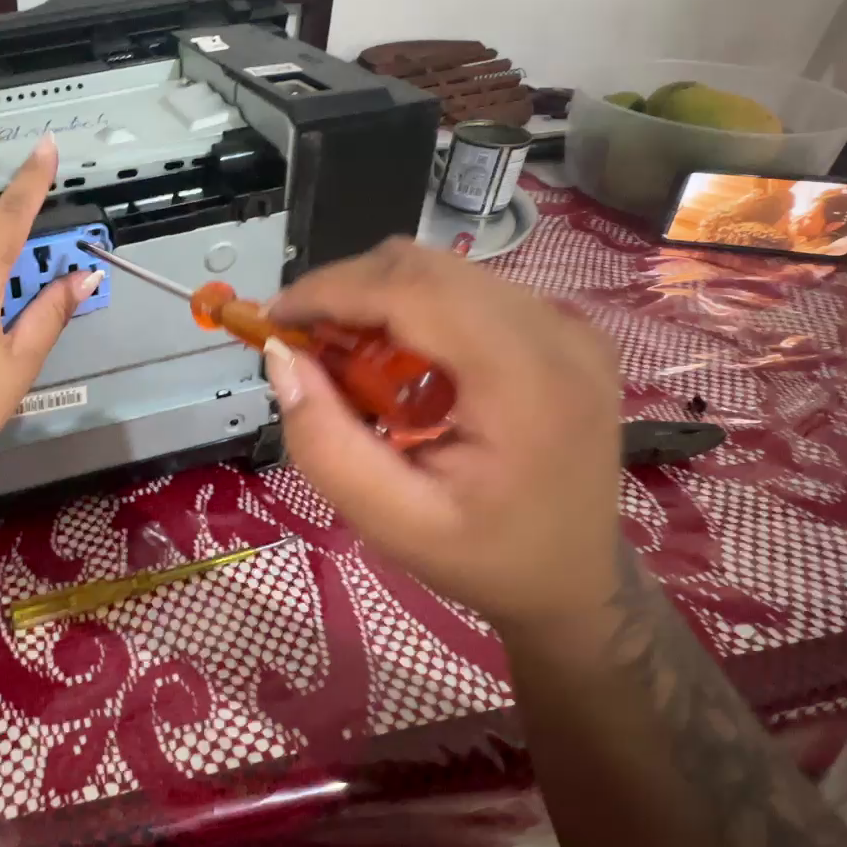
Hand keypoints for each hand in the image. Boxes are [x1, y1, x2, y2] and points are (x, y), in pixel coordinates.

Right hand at [262, 239, 624, 631]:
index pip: (413, 290)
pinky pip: (462, 287)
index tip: (272, 318)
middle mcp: (556, 332)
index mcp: (525, 381)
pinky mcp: (559, 326)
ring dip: (372, 298)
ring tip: (341, 353)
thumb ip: (324, 441)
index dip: (331, 290)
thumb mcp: (388, 520)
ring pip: (438, 269)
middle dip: (344, 291)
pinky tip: (389, 357)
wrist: (574, 579)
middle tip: (299, 341)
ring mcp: (566, 324)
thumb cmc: (482, 557)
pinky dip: (406, 308)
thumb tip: (281, 356)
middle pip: (423, 267)